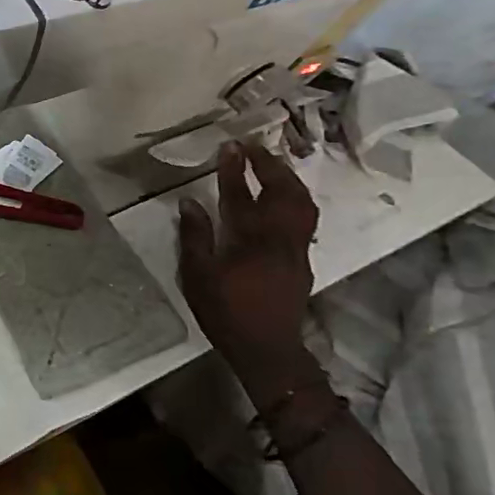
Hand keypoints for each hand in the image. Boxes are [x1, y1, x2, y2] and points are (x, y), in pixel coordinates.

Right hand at [176, 142, 319, 398]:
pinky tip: (283, 199)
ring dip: (288, 180)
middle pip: (284, 194)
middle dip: (270, 166)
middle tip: (254, 147)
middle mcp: (280, 239)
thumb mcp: (198, 274)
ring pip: (302, 205)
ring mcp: (296, 249)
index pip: (242, 195)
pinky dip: (295, 199)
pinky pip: (304, 219)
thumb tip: (190, 202)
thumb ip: (195, 236)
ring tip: (272, 165)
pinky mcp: (301, 260)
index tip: (229, 146)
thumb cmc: (225, 311)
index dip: (235, 169)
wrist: (267, 348)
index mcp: (251, 240)